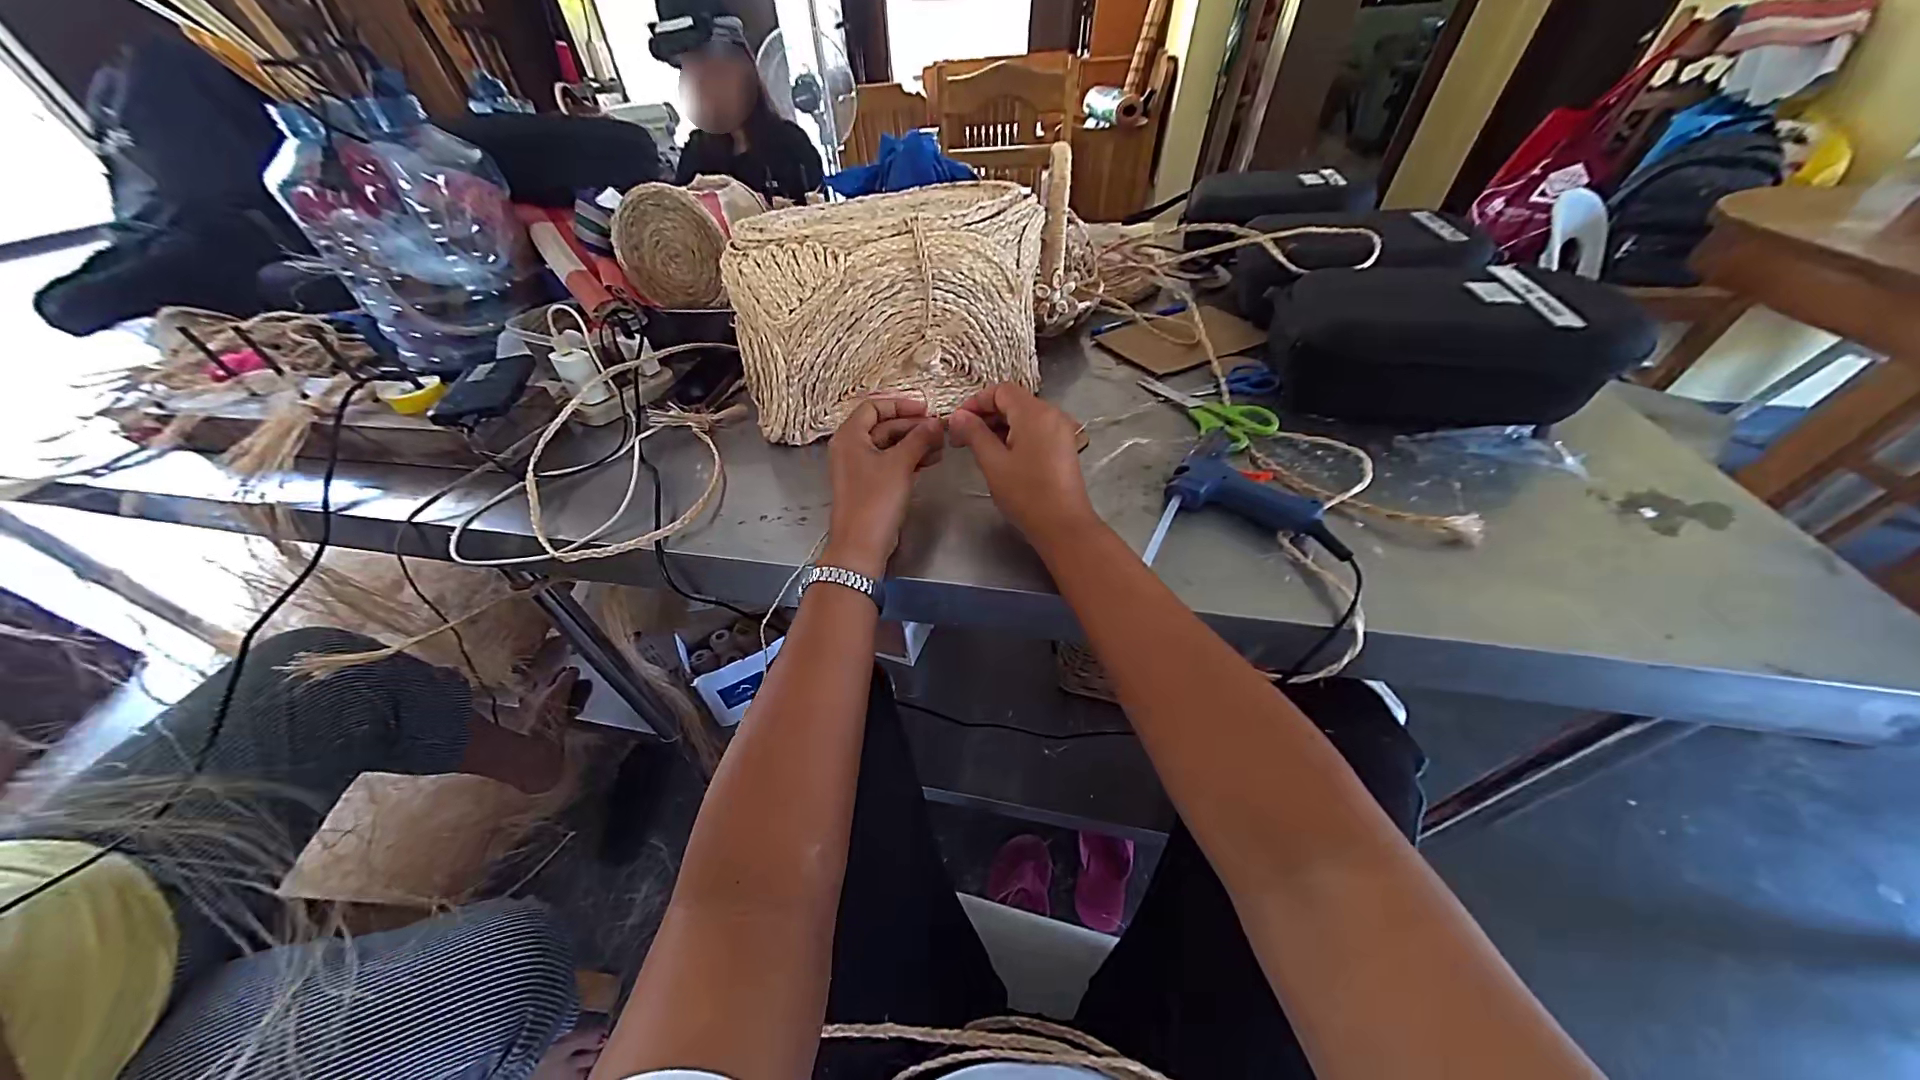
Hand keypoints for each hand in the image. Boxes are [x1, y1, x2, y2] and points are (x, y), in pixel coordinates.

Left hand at [824, 396, 944, 577]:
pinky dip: (908, 459)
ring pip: (889, 445)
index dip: (900, 404)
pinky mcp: (869, 485)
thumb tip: (936, 423)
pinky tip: (929, 461)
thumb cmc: (875, 501)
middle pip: (883, 426)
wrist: (861, 544)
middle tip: (938, 430)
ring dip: (914, 443)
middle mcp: (850, 448)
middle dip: (912, 426)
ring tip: (939, 447)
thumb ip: (919, 438)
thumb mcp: (900, 464)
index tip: (925, 410)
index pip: (874, 406)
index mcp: (849, 436)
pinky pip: (890, 463)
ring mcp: (859, 468)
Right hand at [946, 383, 1097, 549]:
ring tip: (978, 449)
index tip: (958, 421)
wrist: (1063, 525)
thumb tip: (958, 415)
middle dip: (986, 415)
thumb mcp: (993, 462)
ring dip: (999, 426)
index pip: (1001, 391)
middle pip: (1014, 401)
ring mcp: (1061, 430)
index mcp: (1035, 413)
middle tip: (962, 438)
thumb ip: (974, 433)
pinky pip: (1036, 430)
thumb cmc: (1025, 493)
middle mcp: (1052, 414)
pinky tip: (1001, 456)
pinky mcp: (1064, 446)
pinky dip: (1016, 436)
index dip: (976, 402)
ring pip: (1024, 417)